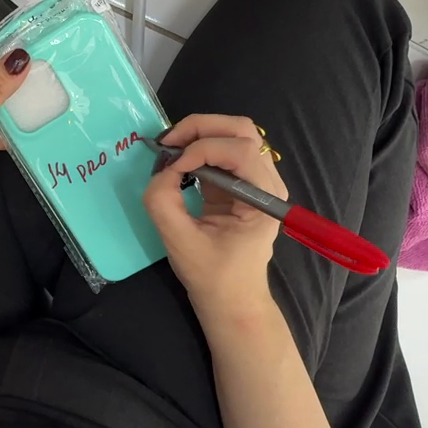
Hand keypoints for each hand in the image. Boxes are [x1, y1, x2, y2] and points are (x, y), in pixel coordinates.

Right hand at [143, 114, 286, 320]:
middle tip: (167, 143)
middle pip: (241, 129)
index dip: (201, 149)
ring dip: (200, 133)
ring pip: (234, 134)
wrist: (231, 300)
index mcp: (263, 198)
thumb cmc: (213, 277)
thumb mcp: (181, 243)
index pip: (239, 150)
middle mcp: (267, 182)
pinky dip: (198, 148)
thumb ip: (164, 204)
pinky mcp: (239, 184)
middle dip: (201, 127)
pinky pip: (223, 151)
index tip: (171, 168)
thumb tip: (160, 172)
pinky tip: (179, 162)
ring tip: (171, 150)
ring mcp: (256, 181)